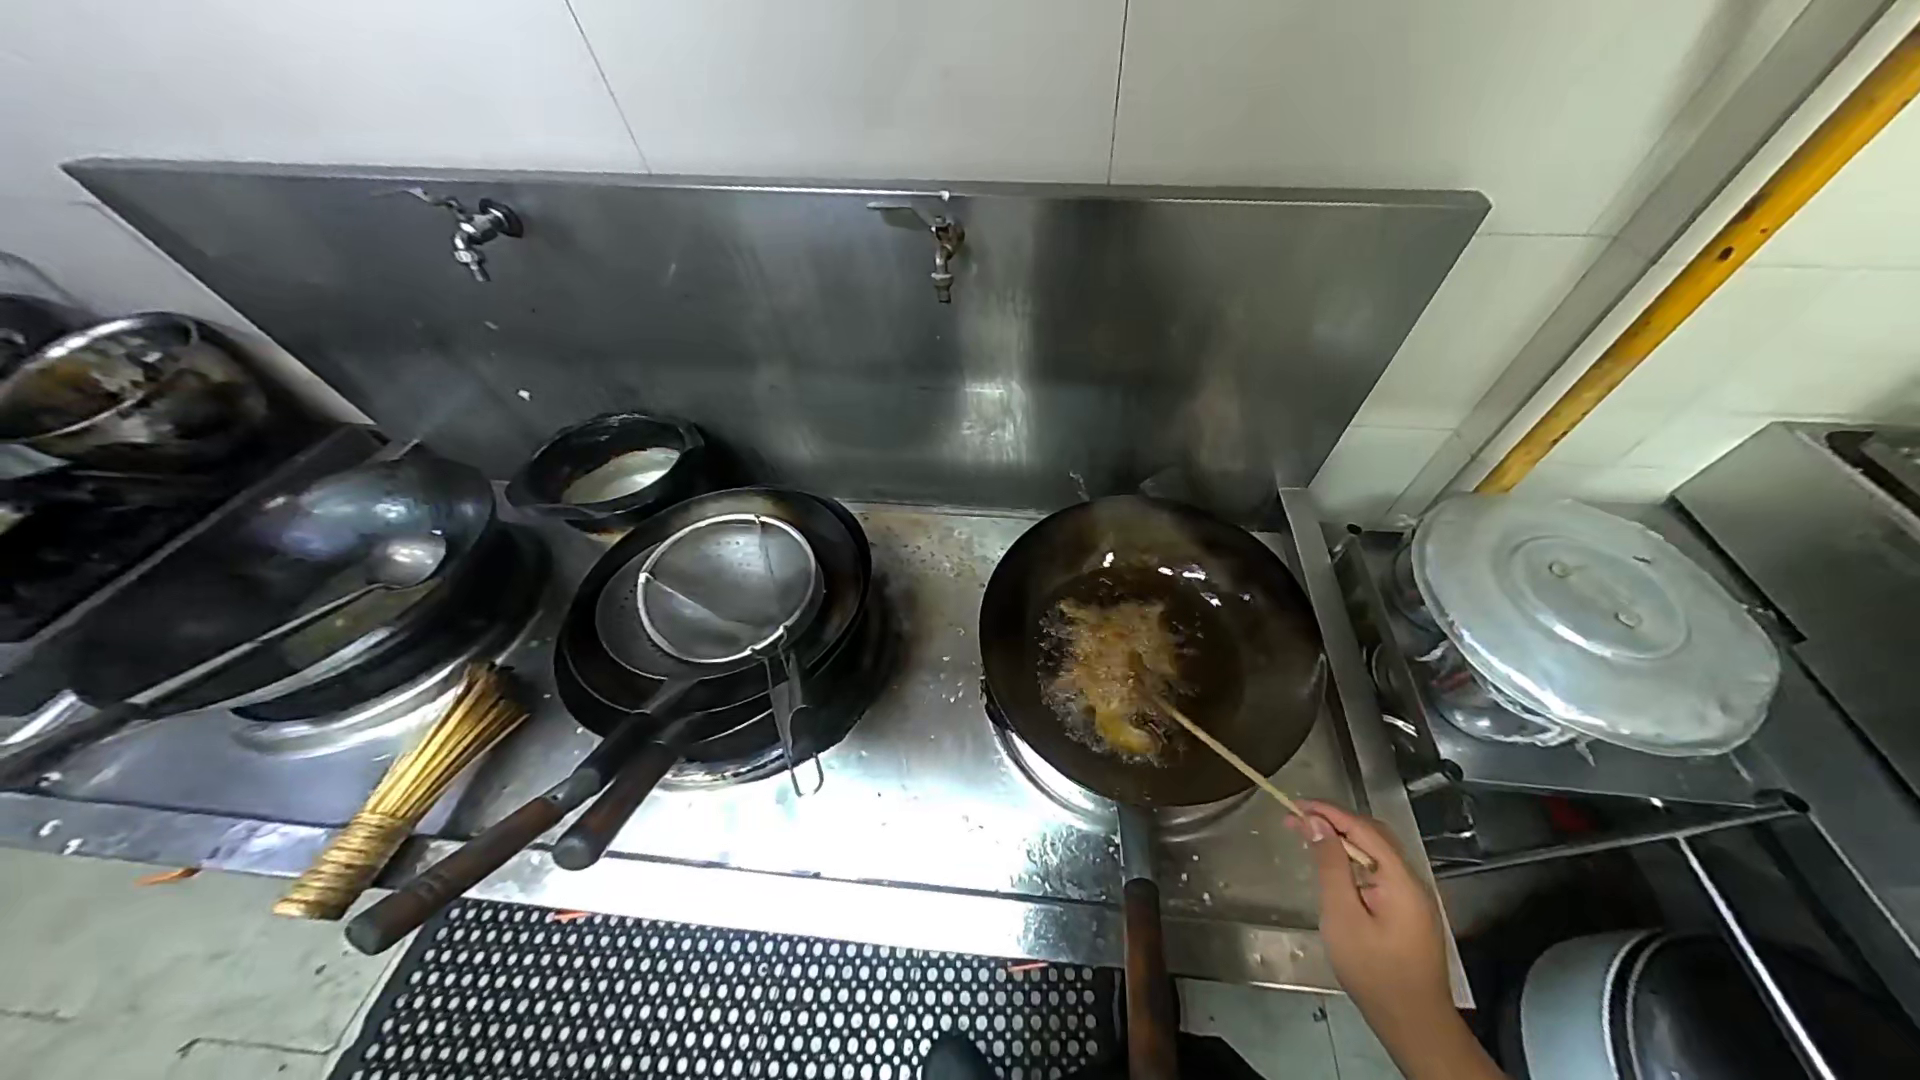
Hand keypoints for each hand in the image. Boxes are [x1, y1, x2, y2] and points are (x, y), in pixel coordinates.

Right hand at [1282, 800, 1453, 1040]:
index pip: (1363, 828)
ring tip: (1308, 835)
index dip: (1329, 812)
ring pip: (1377, 852)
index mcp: (1400, 879)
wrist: (1413, 1023)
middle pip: (1374, 835)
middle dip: (1334, 820)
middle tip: (1297, 819)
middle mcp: (1412, 881)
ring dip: (1342, 838)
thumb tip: (1316, 823)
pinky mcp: (1408, 911)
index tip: (1295, 804)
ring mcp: (1413, 897)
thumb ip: (1330, 865)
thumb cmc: (1373, 970)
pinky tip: (1333, 865)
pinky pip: (1379, 870)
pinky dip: (1353, 858)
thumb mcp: (1342, 915)